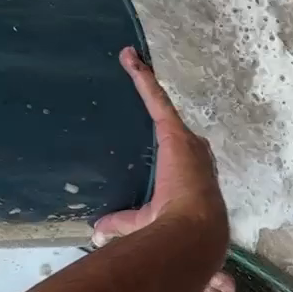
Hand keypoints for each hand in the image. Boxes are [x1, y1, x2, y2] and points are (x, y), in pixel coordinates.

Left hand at [92, 47, 225, 249]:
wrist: (193, 228)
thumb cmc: (176, 227)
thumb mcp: (144, 221)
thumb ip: (122, 222)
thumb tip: (97, 232)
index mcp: (190, 177)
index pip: (179, 154)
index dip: (170, 144)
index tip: (160, 137)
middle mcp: (194, 154)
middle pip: (174, 125)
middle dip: (160, 107)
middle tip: (145, 86)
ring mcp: (186, 141)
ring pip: (163, 106)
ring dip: (148, 84)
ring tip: (133, 62)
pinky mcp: (174, 132)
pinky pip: (158, 100)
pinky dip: (144, 79)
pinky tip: (130, 59)